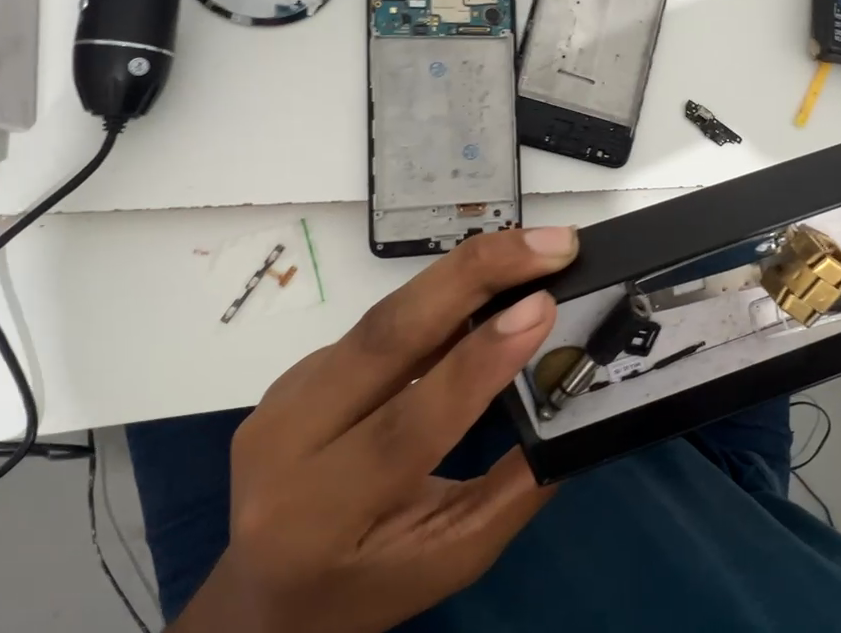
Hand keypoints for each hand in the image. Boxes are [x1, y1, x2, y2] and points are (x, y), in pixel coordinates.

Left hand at [173, 228, 573, 632]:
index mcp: (320, 513)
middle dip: (473, 275)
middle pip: (384, 337)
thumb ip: (514, 488)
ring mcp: (284, 397)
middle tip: (552, 243)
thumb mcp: (452, 556)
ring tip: (534, 248)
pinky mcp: (298, 371)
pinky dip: (441, 295)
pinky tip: (490, 280)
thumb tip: (573, 398)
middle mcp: (285, 443)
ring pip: (384, 316)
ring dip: (464, 273)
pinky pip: (378, 324)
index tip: (541, 304)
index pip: (405, 424)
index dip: (476, 361)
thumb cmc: (370, 585)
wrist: (266, 597)